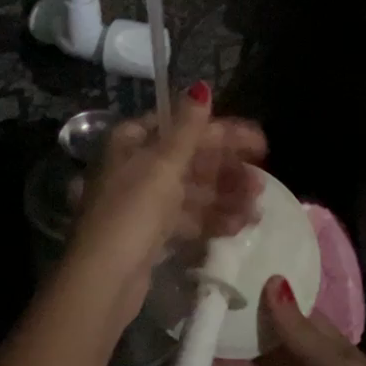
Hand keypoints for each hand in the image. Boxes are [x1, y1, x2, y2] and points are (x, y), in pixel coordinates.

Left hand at [63, 83, 265, 326]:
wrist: (103, 279)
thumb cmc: (132, 211)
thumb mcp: (162, 164)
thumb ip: (187, 127)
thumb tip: (200, 86)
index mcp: (132, 141)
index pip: (183, 126)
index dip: (222, 133)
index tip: (260, 144)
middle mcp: (135, 166)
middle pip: (190, 159)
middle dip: (227, 170)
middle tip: (262, 183)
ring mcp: (142, 202)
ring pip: (192, 191)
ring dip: (225, 196)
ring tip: (257, 209)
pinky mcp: (150, 234)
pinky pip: (187, 218)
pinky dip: (211, 219)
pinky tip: (240, 226)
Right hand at [209, 276, 365, 365]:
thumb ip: (303, 334)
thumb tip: (272, 278)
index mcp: (329, 349)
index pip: (291, 309)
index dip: (262, 287)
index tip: (228, 262)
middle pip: (263, 338)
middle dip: (234, 317)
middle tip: (198, 288)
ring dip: (223, 350)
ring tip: (189, 321)